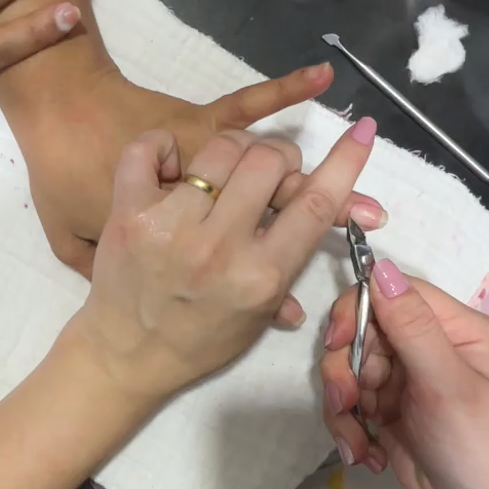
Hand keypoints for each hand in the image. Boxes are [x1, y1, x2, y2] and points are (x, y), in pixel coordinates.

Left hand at [65, 118, 376, 406]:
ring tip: (226, 167)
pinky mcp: (129, 214)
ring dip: (232, 149)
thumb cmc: (199, 340)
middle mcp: (219, 247)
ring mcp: (171, 227)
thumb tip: (344, 215)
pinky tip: (172, 165)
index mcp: (260, 276)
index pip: (315, 204)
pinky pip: (148, 150)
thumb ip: (291, 261)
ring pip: (219, 148)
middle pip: (267, 161)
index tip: (362, 133)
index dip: (346, 162)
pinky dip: (162, 146)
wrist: (126, 355)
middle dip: (278, 155)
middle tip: (269, 169)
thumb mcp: (258, 312)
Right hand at [318, 264, 488, 488]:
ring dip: (343, 405)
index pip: (394, 292)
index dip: (358, 310)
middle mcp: (429, 347)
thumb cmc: (487, 450)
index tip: (338, 342)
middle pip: (362, 332)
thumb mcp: (450, 387)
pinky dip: (348, 427)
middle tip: (346, 402)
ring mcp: (406, 379)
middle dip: (345, 369)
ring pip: (348, 369)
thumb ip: (413, 329)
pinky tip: (366, 453)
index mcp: (457, 330)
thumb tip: (380, 267)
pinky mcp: (388, 409)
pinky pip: (349, 402)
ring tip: (358, 441)